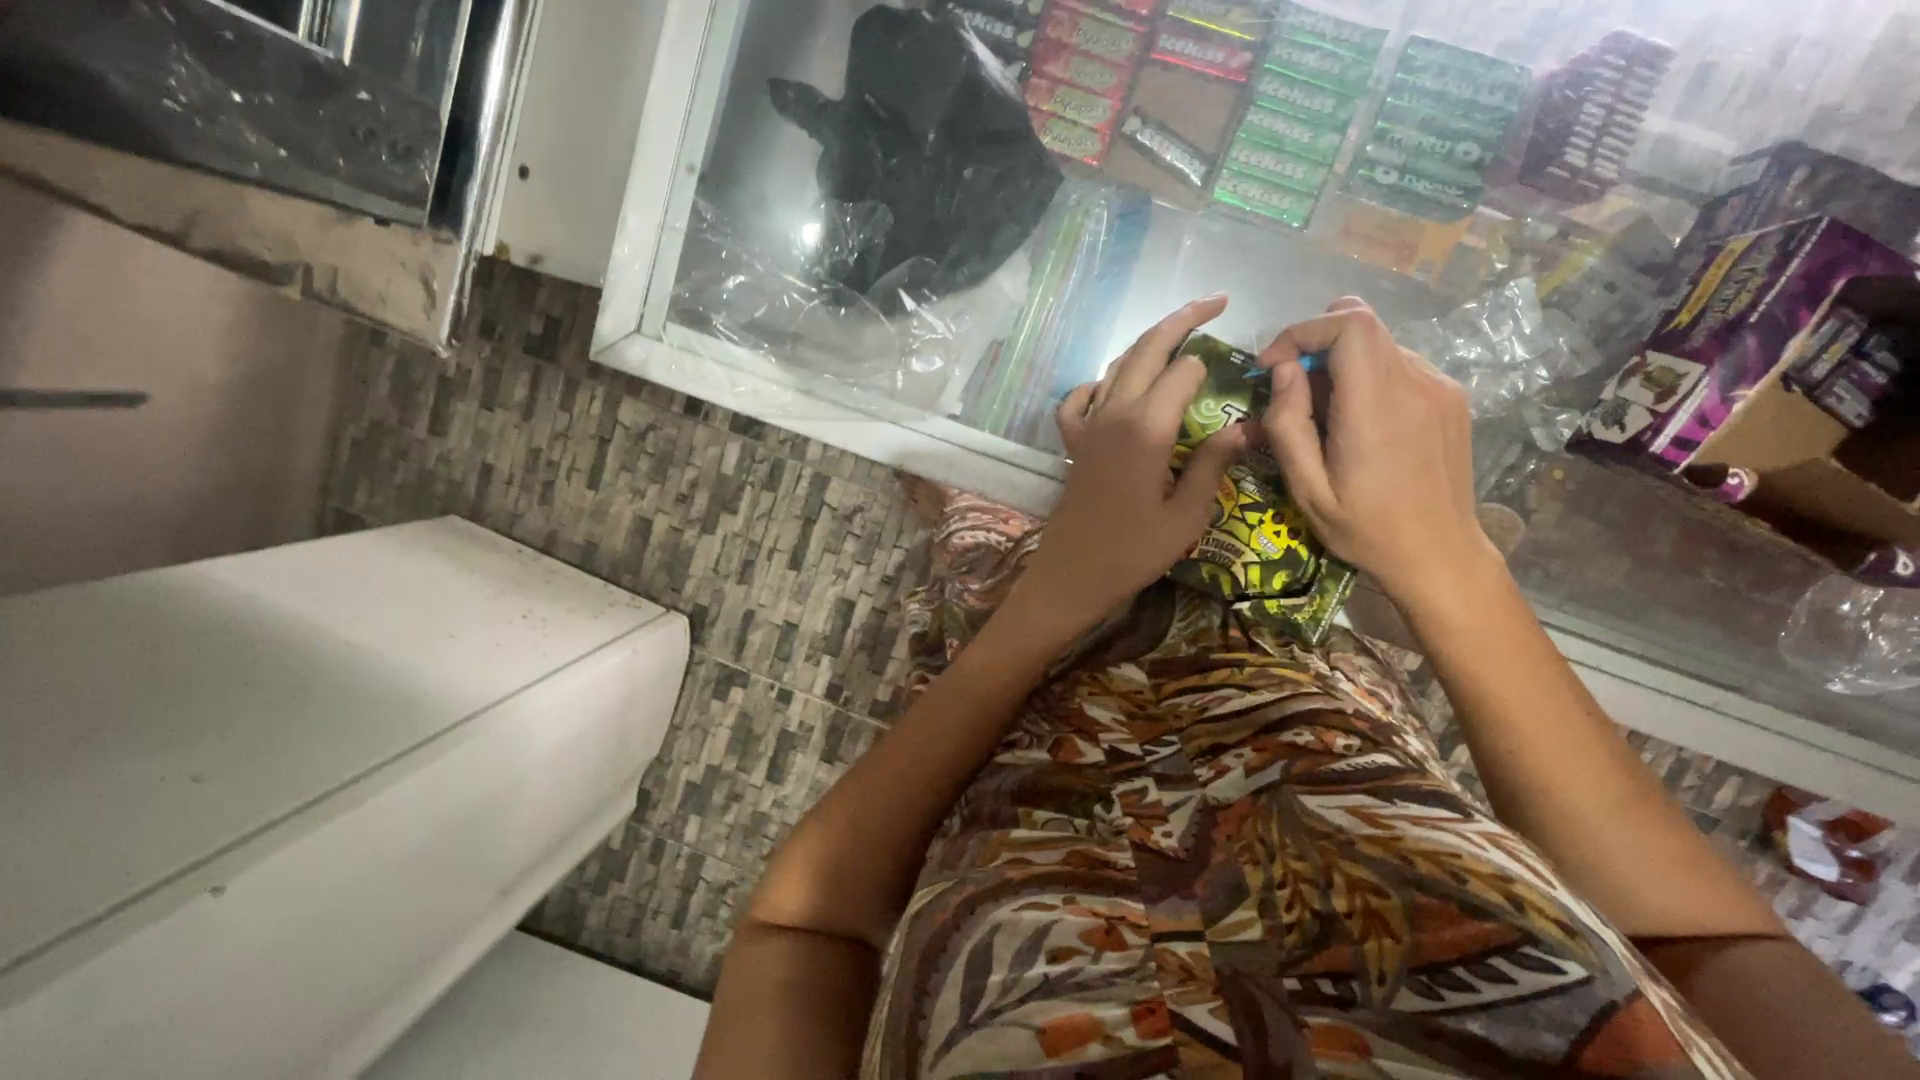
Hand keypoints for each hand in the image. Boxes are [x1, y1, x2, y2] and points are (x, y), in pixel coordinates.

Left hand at [1015, 296, 1248, 633]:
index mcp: (1147, 427)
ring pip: (1116, 366)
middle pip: (1146, 349)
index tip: (1236, 368)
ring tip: (1176, 335)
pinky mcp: (1072, 443)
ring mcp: (1088, 425)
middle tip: (1215, 301)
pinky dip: (1098, 383)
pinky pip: (1080, 398)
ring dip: (1146, 344)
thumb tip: (1242, 427)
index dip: (1211, 364)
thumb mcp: (1187, 516)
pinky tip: (1113, 387)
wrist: (1072, 575)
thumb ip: (1213, 465)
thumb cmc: (1133, 552)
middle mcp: (1114, 413)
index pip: (1184, 371)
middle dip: (1181, 320)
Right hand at [1258, 297, 1499, 607]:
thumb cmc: (1365, 529)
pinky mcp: (1450, 396)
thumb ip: (1289, 425)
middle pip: (1362, 323)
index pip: (1348, 324)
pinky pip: (1399, 365)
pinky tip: (1361, 424)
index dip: (1303, 331)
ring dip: (1341, 364)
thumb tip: (1283, 372)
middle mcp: (1415, 383)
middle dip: (1315, 344)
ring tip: (1325, 415)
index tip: (1272, 366)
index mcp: (1377, 407)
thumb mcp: (1307, 490)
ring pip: (1379, 344)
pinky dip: (1368, 378)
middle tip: (1292, 388)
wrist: (1438, 553)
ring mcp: (1439, 387)